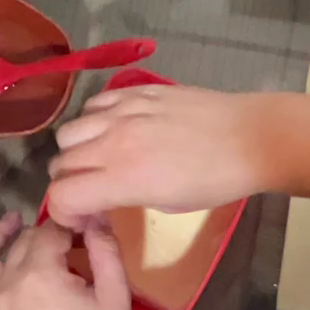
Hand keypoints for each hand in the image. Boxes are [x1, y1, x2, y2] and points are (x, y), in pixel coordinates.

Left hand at [0, 212, 130, 309]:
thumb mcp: (116, 296)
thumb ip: (106, 250)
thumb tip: (95, 216)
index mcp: (40, 275)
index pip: (51, 232)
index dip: (72, 228)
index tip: (89, 234)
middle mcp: (6, 285)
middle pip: (22, 243)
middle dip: (46, 235)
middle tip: (74, 244)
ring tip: (11, 226)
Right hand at [46, 85, 276, 226]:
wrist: (249, 137)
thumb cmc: (217, 182)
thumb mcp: (169, 204)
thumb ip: (127, 197)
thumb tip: (106, 196)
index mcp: (124, 178)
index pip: (61, 195)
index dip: (63, 212)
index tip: (80, 218)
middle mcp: (113, 142)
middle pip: (60, 163)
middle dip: (67, 184)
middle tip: (90, 192)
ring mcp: (123, 112)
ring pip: (69, 132)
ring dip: (76, 151)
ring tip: (99, 159)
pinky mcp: (135, 92)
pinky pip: (94, 105)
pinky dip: (94, 122)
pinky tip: (114, 131)